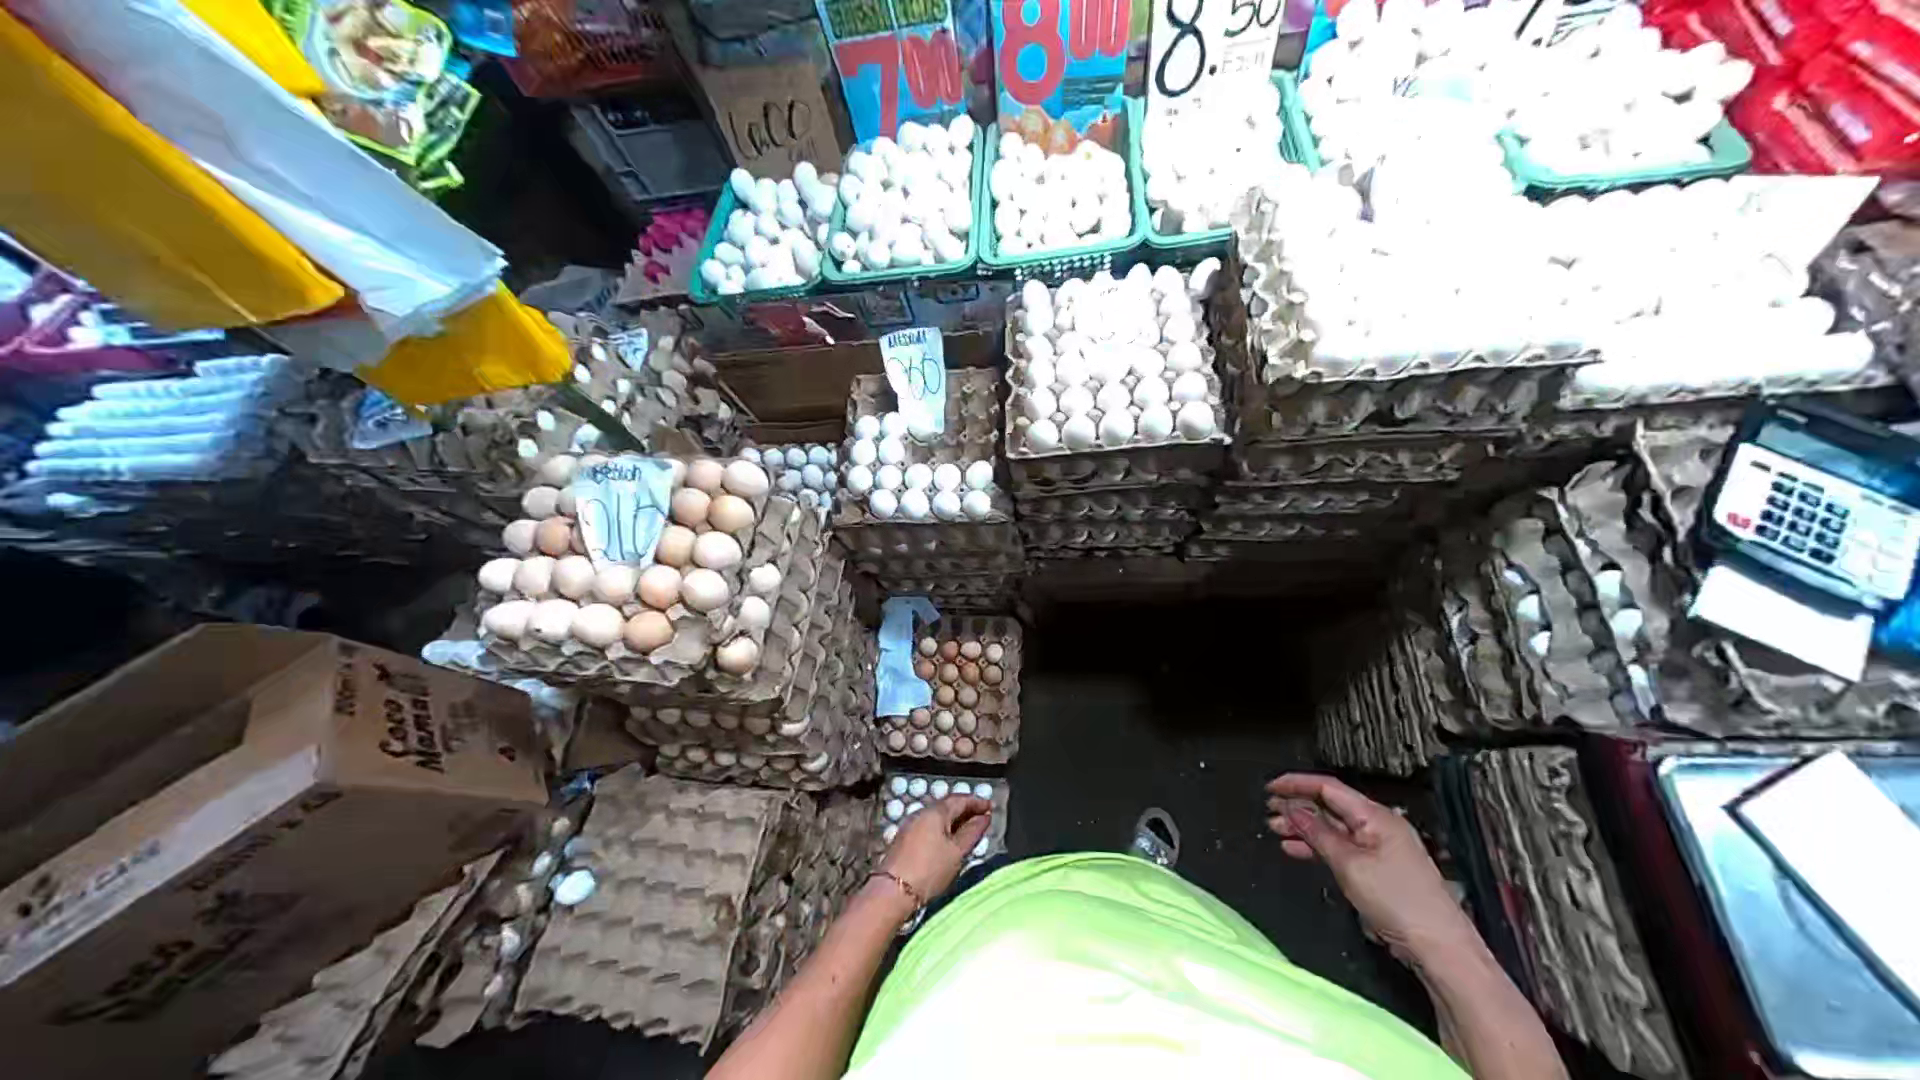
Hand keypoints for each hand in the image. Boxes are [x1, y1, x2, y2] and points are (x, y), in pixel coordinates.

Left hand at [880, 795, 992, 903]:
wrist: (892, 892)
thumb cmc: (929, 870)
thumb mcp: (956, 852)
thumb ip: (972, 832)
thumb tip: (984, 817)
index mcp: (935, 812)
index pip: (959, 799)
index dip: (976, 802)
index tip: (990, 806)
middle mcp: (920, 814)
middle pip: (946, 806)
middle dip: (965, 810)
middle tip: (981, 817)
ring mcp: (910, 827)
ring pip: (937, 818)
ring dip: (954, 821)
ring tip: (968, 830)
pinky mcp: (904, 841)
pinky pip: (928, 827)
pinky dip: (942, 830)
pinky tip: (948, 842)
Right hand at [1265, 773, 1476, 965]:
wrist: (1440, 949)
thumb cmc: (1401, 904)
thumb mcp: (1349, 864)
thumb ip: (1317, 833)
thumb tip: (1293, 811)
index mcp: (1376, 817)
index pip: (1328, 788)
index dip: (1296, 784)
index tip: (1271, 787)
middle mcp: (1379, 827)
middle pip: (1330, 806)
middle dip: (1297, 807)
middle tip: (1269, 810)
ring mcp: (1380, 848)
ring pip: (1333, 828)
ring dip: (1304, 828)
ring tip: (1276, 830)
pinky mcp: (1378, 869)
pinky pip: (1341, 847)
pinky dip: (1318, 846)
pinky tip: (1297, 850)